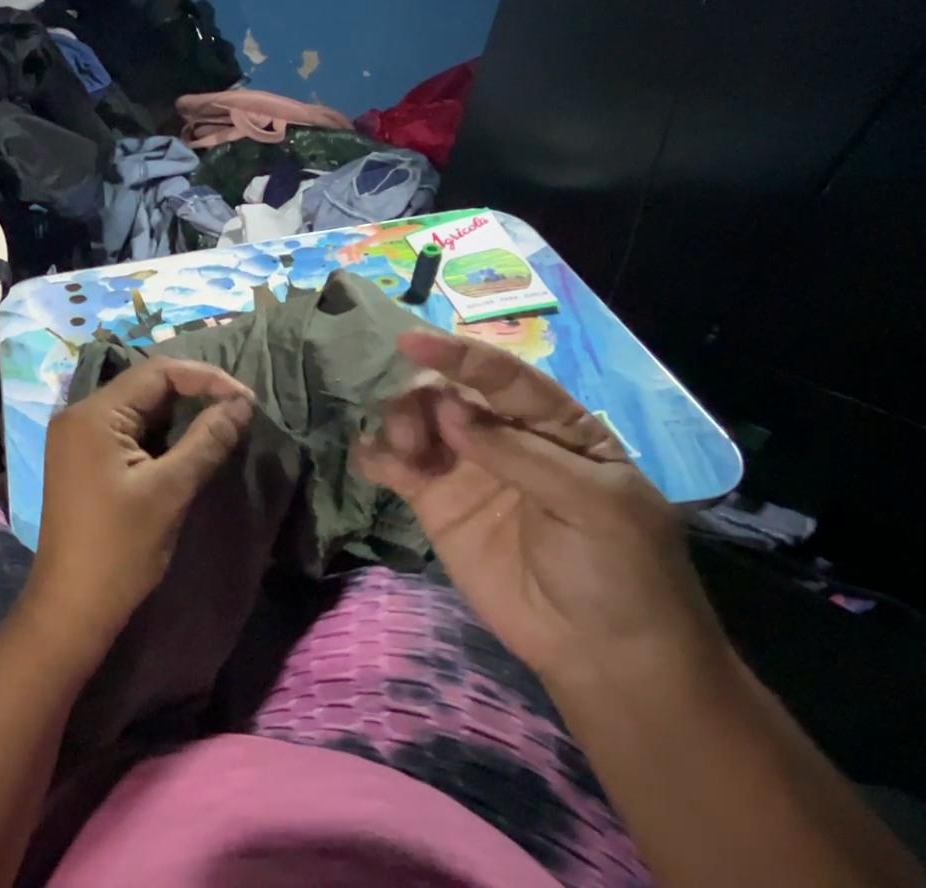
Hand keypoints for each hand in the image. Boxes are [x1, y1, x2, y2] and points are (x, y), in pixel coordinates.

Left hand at [32, 357, 254, 646]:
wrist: (72, 603)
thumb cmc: (121, 547)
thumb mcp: (170, 490)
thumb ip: (207, 440)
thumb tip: (241, 403)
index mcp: (92, 415)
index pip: (156, 372)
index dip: (206, 378)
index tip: (248, 401)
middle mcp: (78, 416)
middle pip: (144, 387)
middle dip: (194, 395)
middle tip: (238, 416)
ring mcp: (76, 439)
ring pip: (136, 410)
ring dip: (178, 416)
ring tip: (219, 432)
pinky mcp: (81, 461)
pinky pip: (124, 432)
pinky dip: (158, 436)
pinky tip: (186, 450)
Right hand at [353, 330, 724, 684]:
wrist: (602, 653)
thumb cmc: (621, 571)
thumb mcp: (594, 504)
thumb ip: (520, 453)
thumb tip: (448, 410)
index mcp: (559, 429)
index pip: (506, 378)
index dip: (461, 356)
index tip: (411, 340)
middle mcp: (506, 439)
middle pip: (448, 394)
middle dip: (421, 398)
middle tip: (414, 432)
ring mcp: (466, 471)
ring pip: (416, 423)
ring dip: (398, 425)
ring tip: (402, 455)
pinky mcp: (433, 503)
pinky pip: (393, 466)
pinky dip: (375, 456)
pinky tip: (372, 464)